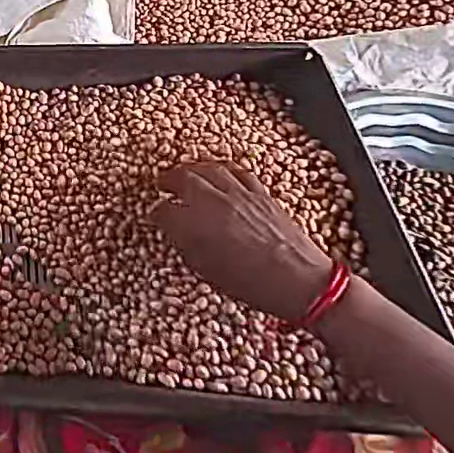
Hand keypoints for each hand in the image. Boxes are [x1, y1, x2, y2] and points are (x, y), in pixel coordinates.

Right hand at [151, 163, 332, 319]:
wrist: (299, 281)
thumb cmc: (252, 284)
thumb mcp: (207, 270)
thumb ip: (186, 244)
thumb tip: (175, 228)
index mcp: (195, 225)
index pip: (165, 209)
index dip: (157, 211)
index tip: (155, 213)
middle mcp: (214, 203)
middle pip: (183, 178)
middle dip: (168, 180)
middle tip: (162, 183)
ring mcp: (238, 194)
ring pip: (208, 168)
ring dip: (192, 168)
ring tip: (185, 171)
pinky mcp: (259, 192)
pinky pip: (235, 170)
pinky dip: (221, 168)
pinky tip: (218, 171)